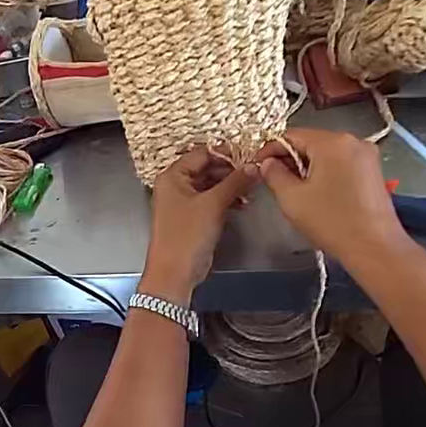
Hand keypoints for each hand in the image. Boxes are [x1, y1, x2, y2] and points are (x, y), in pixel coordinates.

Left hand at [142, 147, 256, 302]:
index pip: (202, 154)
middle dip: (230, 171)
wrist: (175, 272)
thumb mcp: (213, 204)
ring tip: (250, 188)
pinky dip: (226, 199)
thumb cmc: (185, 237)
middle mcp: (175, 186)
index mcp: (172, 176)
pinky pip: (211, 200)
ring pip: (210, 185)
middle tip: (253, 173)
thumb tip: (252, 167)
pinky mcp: (192, 218)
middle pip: (206, 168)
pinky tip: (241, 202)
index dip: (225, 154)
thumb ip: (235, 182)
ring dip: (230, 186)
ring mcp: (183, 203)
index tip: (247, 156)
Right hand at [259, 129, 407, 264]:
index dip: (270, 150)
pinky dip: (325, 171)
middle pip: (311, 141)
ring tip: (294, 189)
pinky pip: (341, 162)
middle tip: (273, 179)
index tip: (258, 165)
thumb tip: (268, 163)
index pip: (292, 135)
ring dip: (307, 166)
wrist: (375, 247)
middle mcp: (352, 141)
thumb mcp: (292, 198)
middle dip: (289, 158)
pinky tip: (317, 192)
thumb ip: (274, 174)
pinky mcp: (373, 170)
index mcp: (332, 142)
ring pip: (326, 153)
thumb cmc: (332, 222)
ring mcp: (366, 155)